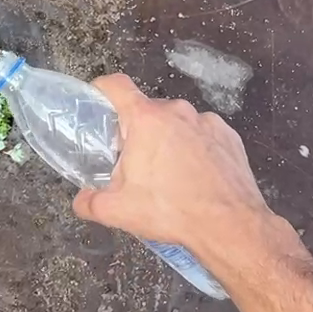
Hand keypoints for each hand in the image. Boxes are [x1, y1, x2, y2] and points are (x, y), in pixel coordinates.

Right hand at [71, 74, 298, 284]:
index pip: (116, 85)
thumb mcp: (117, 210)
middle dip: (136, 132)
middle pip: (146, 111)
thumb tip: (82, 201)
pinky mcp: (228, 136)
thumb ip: (89, 202)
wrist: (230, 226)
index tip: (99, 102)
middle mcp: (177, 112)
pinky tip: (194, 175)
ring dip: (166, 140)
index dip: (102, 89)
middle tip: (134, 163)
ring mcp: (206, 122)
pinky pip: (201, 134)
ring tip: (168, 174)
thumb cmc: (173, 211)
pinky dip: (194, 148)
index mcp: (145, 120)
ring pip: (175, 123)